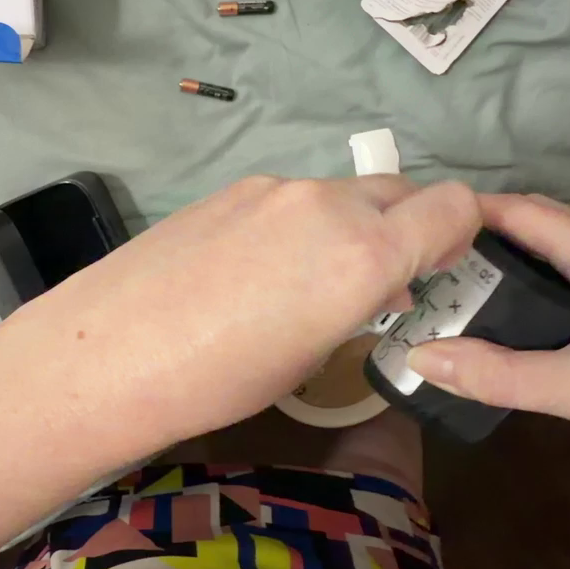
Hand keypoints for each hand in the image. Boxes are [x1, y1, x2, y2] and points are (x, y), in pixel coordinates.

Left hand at [0, 175, 480, 455]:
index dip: (460, 234)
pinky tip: (251, 271)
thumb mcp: (310, 356)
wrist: (108, 352)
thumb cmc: (219, 381)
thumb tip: (381, 285)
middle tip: (374, 283)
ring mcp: (273, 188)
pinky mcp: (229, 187)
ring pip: (339, 195)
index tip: (436, 269)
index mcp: (363, 252)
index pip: (453, 206)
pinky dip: (297, 225)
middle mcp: (327, 203)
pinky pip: (290, 199)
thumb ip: (360, 304)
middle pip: (398, 191)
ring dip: (344, 228)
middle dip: (403, 229)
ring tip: (301, 284)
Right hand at [407, 193, 569, 471]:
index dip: (471, 207)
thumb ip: (497, 374)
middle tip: (425, 249)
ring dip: (505, 256)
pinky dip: (527, 284)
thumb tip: (419, 356)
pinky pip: (567, 282)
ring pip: (553, 255)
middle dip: (482, 229)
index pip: (525, 211)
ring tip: (450, 276)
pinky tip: (502, 314)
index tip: (417, 217)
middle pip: (538, 225)